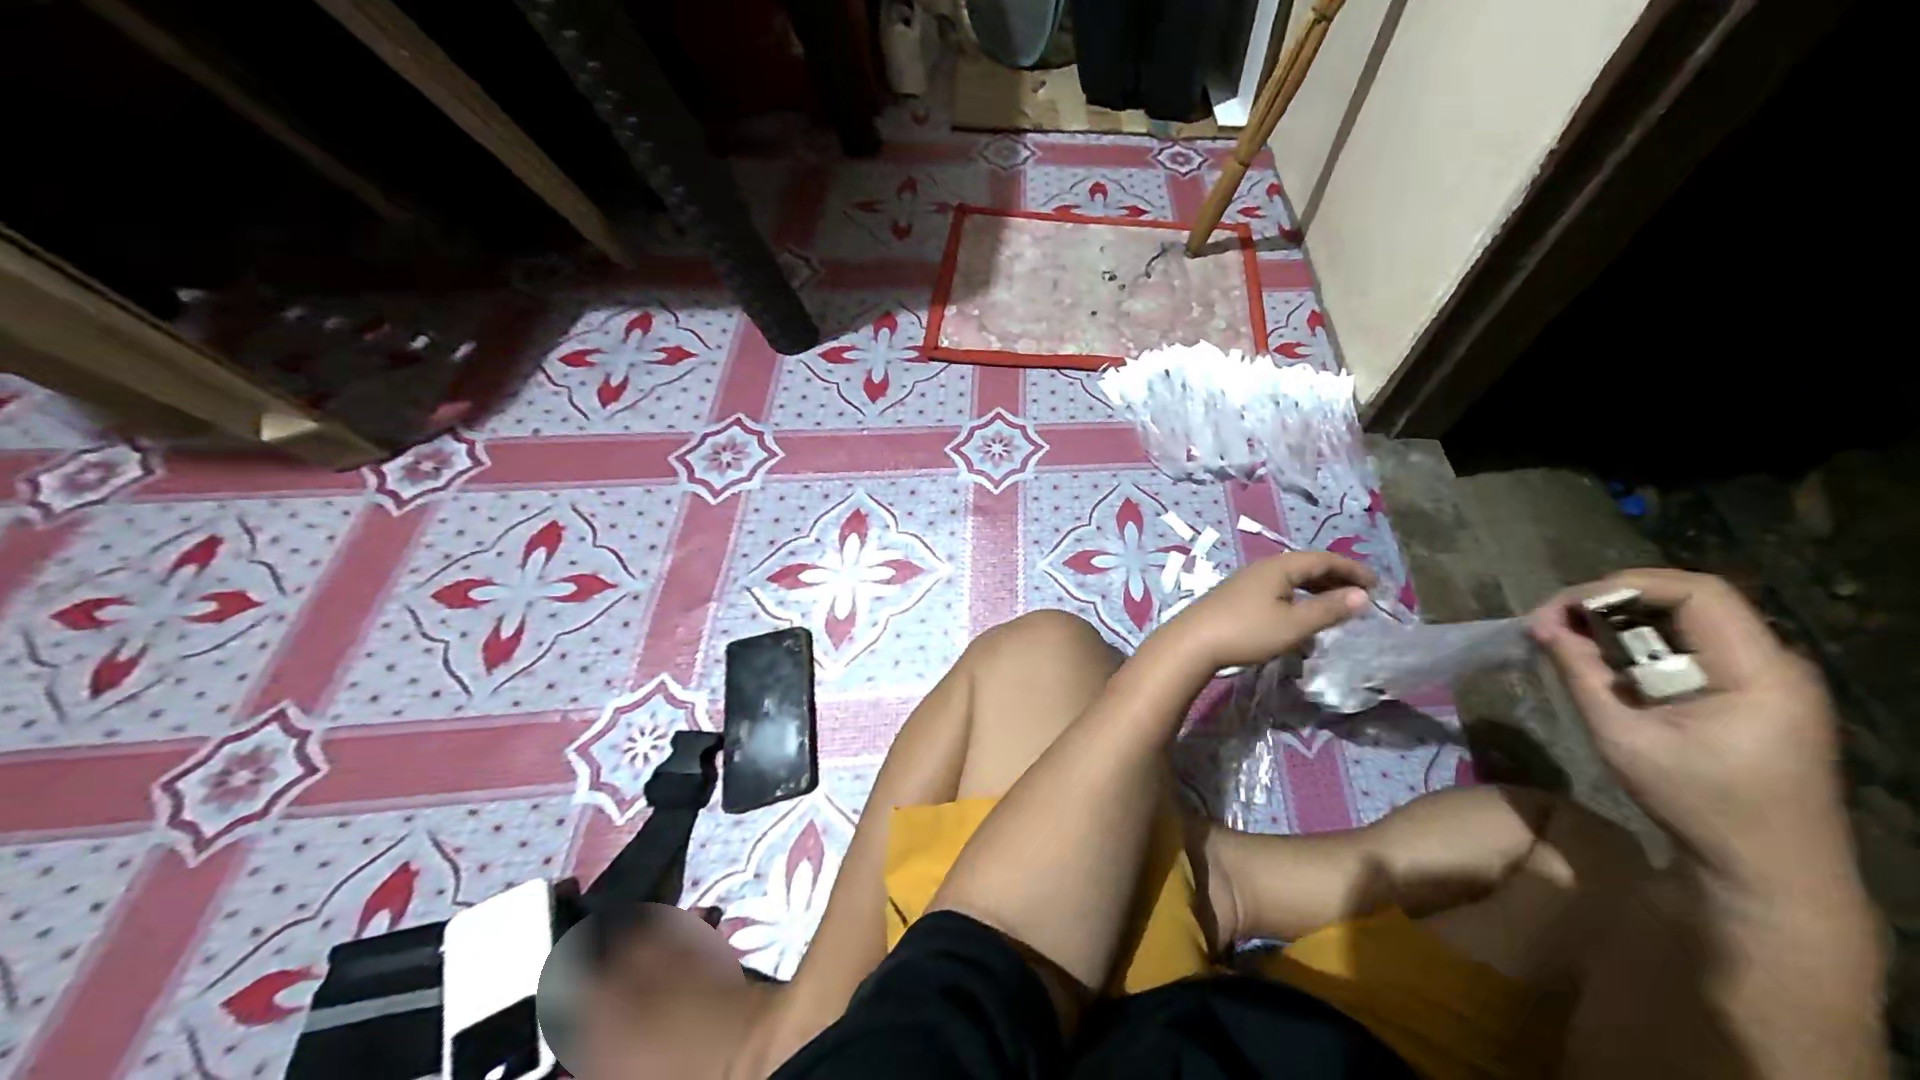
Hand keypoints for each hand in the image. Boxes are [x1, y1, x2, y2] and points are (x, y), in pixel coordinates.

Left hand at [1154, 552, 1372, 672]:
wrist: (1192, 643)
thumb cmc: (1246, 631)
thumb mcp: (1294, 624)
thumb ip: (1329, 609)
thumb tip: (1362, 595)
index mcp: (1279, 567)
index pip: (1323, 559)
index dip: (1352, 569)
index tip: (1377, 584)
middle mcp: (1263, 568)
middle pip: (1307, 566)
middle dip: (1337, 577)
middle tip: (1362, 594)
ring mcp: (1247, 582)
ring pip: (1291, 579)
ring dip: (1317, 588)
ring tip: (1337, 604)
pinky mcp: (1237, 598)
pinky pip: (1278, 590)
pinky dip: (1298, 597)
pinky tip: (1301, 615)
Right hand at [1531, 569, 1855, 900]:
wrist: (1771, 870)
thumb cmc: (1698, 805)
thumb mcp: (1623, 739)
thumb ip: (1582, 675)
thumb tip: (1542, 626)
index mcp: (1761, 672)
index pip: (1697, 592)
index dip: (1623, 585)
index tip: (1564, 606)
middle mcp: (1777, 663)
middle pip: (1693, 600)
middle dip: (1615, 599)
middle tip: (1557, 619)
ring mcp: (1773, 679)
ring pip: (1691, 622)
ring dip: (1626, 621)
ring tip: (1572, 636)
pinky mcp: (1760, 695)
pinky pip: (1697, 648)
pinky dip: (1645, 644)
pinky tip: (1609, 662)